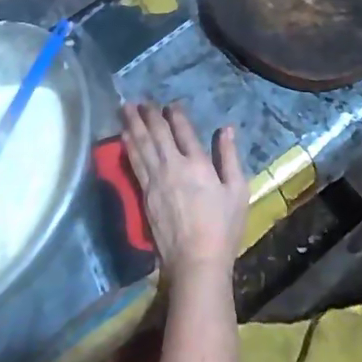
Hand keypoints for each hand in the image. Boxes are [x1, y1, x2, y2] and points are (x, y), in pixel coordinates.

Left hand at [121, 102, 248, 273]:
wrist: (196, 262)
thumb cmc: (223, 226)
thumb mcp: (237, 190)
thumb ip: (229, 157)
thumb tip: (226, 129)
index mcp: (196, 164)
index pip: (183, 131)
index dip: (176, 114)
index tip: (171, 103)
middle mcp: (172, 167)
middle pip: (156, 134)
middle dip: (148, 115)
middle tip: (140, 99)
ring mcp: (155, 182)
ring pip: (141, 147)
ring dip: (133, 126)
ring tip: (125, 109)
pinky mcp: (145, 197)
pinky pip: (135, 165)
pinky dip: (129, 148)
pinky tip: (124, 138)